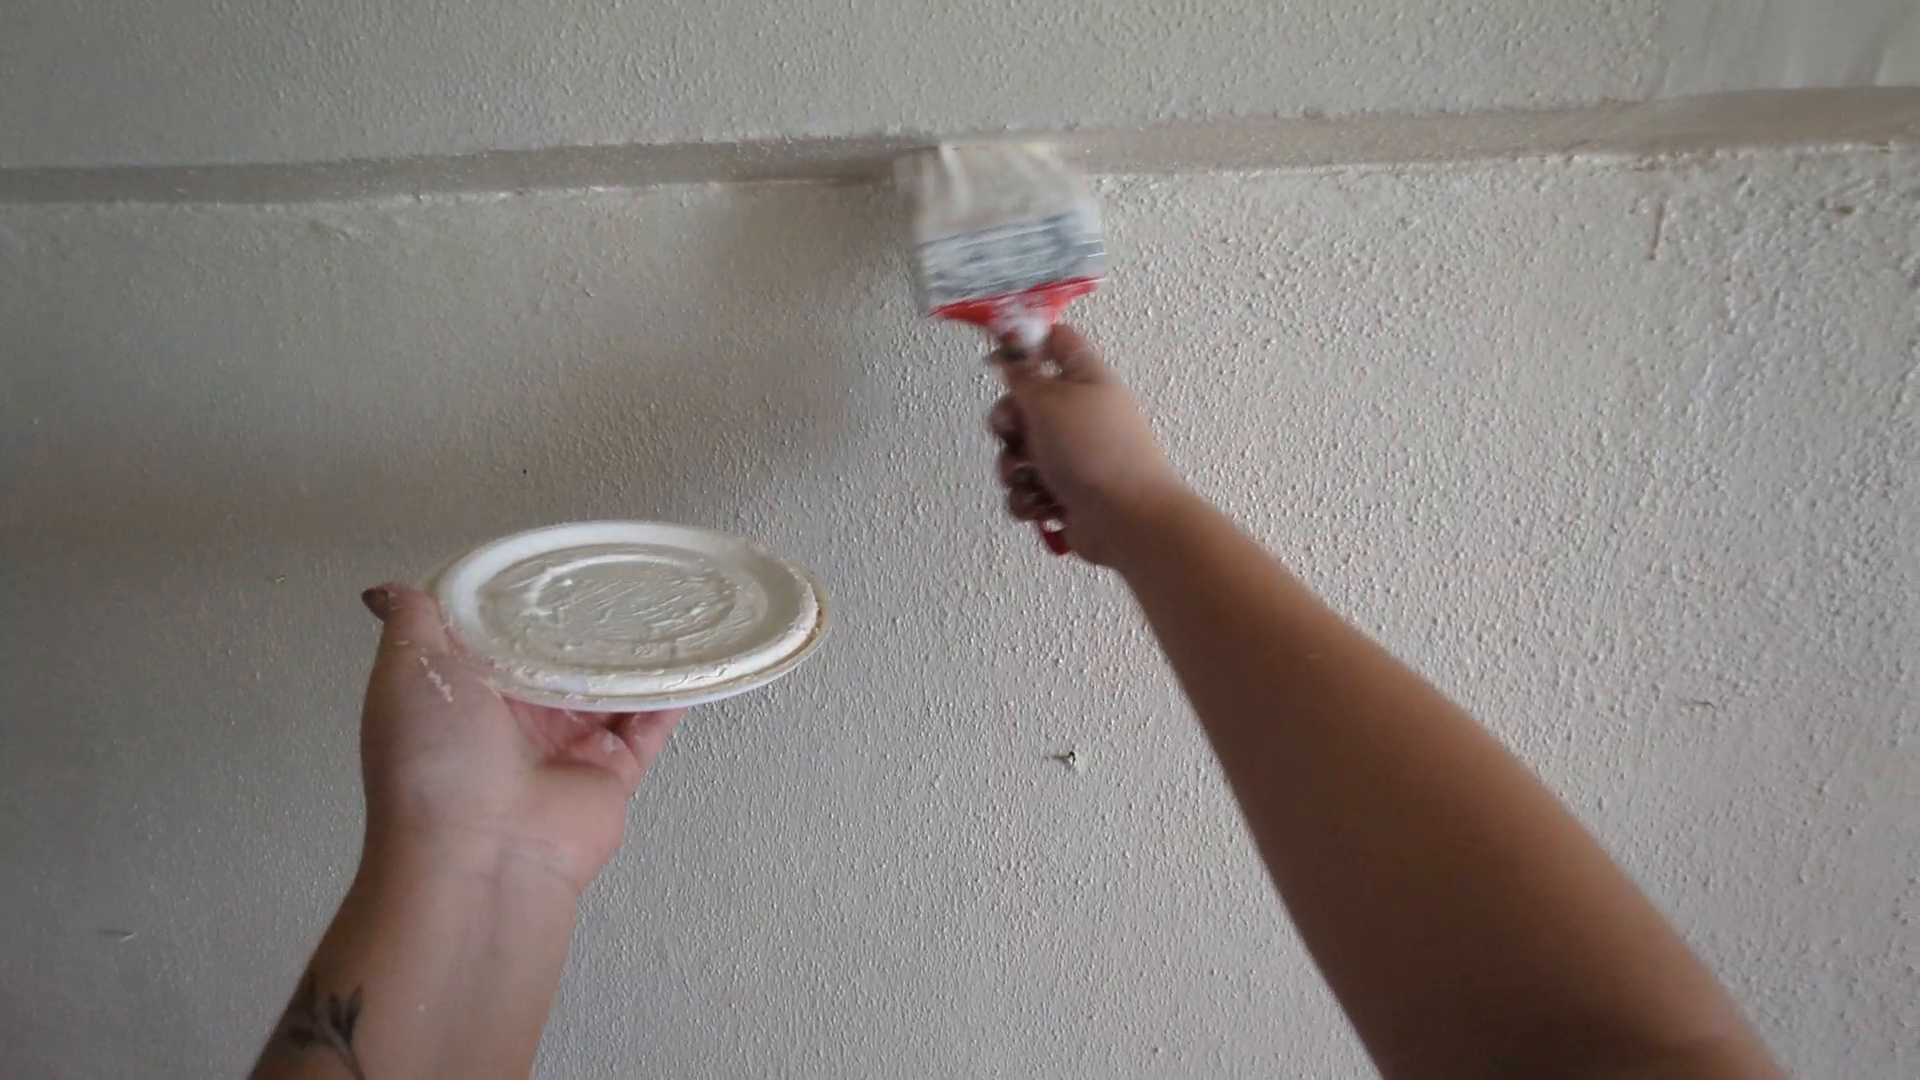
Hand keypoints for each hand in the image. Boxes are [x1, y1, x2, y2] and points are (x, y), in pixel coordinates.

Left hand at [355, 584, 683, 894]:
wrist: (484, 852)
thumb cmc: (436, 767)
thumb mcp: (409, 677)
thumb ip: (414, 626)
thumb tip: (387, 590)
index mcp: (476, 695)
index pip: (510, 637)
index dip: (533, 602)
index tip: (561, 564)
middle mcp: (525, 720)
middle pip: (571, 659)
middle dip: (596, 625)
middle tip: (627, 581)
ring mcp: (573, 744)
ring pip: (617, 687)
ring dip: (640, 656)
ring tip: (667, 612)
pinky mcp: (616, 768)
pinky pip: (654, 722)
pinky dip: (674, 694)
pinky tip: (692, 662)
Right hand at [987, 325, 1186, 565]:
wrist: (1124, 519)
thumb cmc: (1094, 452)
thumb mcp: (1050, 400)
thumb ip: (1023, 375)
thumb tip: (1012, 353)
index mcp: (1084, 379)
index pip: (1054, 342)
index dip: (1023, 345)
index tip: (997, 360)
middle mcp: (1077, 416)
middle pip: (1023, 405)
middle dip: (1007, 424)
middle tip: (1015, 433)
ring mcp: (1070, 458)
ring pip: (1017, 454)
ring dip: (1013, 469)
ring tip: (1033, 479)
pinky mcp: (1062, 495)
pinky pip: (1024, 491)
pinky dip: (1027, 500)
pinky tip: (1044, 505)